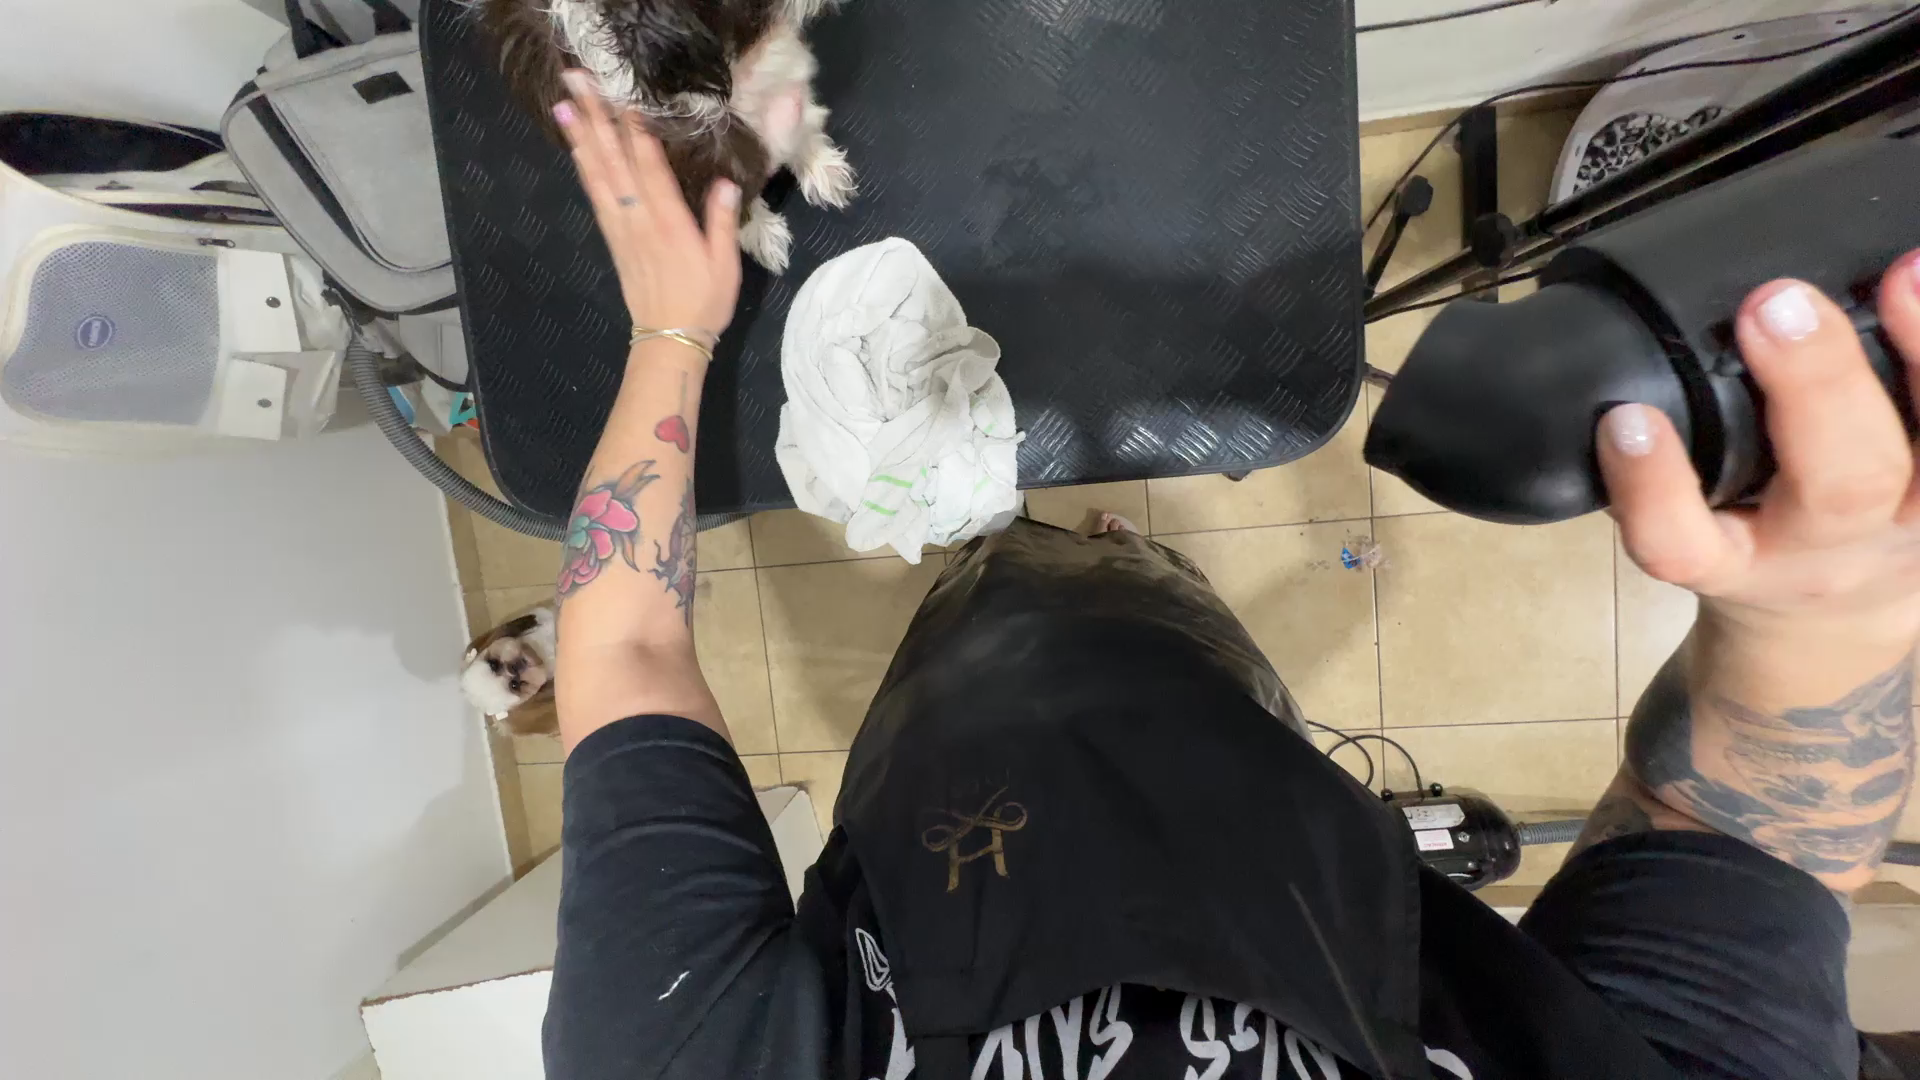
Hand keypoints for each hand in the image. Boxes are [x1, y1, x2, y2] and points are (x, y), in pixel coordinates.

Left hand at [554, 70, 741, 342]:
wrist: (670, 337)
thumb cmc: (705, 302)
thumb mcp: (726, 266)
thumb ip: (723, 223)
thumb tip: (726, 182)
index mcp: (671, 223)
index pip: (650, 167)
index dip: (637, 130)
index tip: (624, 95)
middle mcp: (640, 219)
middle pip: (615, 162)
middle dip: (596, 119)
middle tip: (576, 81)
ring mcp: (622, 229)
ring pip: (599, 176)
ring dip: (581, 138)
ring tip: (564, 104)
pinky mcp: (614, 241)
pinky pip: (596, 198)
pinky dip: (585, 171)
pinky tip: (577, 151)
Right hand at [1598, 251, 1919, 648]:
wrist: (1828, 602)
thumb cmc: (1731, 544)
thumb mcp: (1672, 527)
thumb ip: (1649, 476)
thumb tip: (1607, 387)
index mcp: (1723, 564)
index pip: (1674, 539)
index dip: (1651, 483)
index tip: (1623, 418)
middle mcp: (1825, 551)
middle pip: (1839, 485)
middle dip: (1813, 389)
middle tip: (1771, 307)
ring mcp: (1918, 524)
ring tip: (1900, 274)